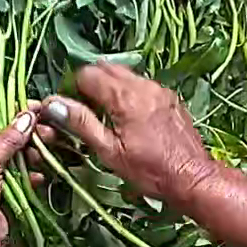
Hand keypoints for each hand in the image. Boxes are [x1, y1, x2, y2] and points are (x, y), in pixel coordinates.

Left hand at [0, 107, 38, 246]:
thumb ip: (7, 139)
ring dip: (29, 152)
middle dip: (23, 133)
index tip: (28, 106)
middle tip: (43, 127)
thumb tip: (25, 117)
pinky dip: (29, 173)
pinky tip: (39, 171)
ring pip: (11, 156)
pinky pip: (17, 176)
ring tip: (44, 147)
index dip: (4, 111)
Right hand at [41, 62, 221, 207]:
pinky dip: (130, 93)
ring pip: (126, 75)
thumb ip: (82, 124)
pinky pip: (143, 85)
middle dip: (91, 84)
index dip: (73, 89)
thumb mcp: (110, 152)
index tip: (71, 109)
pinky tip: (131, 118)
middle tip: (87, 111)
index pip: (87, 74)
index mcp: (124, 97)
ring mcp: (160, 90)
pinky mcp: (170, 98)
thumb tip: (54, 104)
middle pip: (106, 68)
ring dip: (111, 87)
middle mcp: (143, 86)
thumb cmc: (150, 171)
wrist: (192, 177)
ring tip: (108, 116)